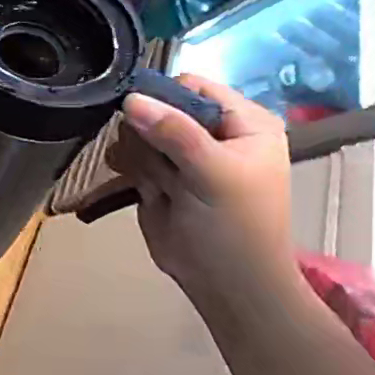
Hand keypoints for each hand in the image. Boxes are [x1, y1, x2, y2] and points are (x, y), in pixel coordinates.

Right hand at [107, 75, 295, 300]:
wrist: (226, 287)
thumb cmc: (235, 228)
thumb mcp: (212, 173)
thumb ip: (173, 132)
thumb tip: (131, 98)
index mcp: (243, 123)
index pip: (194, 87)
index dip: (167, 98)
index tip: (147, 121)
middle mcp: (213, 133)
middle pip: (160, 107)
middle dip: (151, 134)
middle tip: (162, 164)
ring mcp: (183, 155)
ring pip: (140, 132)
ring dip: (142, 157)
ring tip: (159, 184)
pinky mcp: (160, 177)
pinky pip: (132, 156)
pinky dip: (131, 170)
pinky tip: (144, 189)